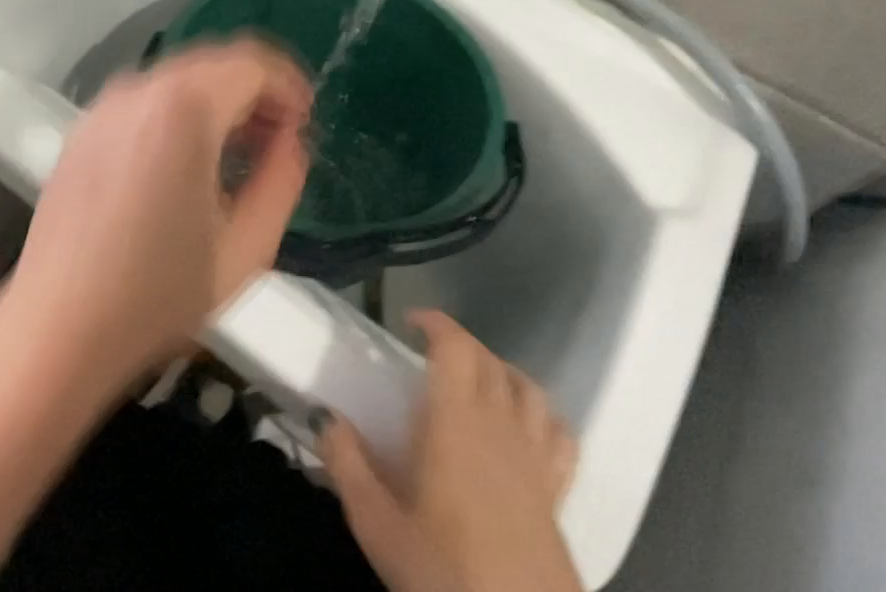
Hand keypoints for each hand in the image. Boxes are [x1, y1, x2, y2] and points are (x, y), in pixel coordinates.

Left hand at [5, 39, 312, 385]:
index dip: (288, 85)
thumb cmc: (158, 294)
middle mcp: (138, 92)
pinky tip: (183, 163)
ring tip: (235, 154)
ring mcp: (102, 109)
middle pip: (212, 63)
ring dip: (215, 102)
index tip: (303, 123)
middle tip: (277, 139)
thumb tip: (288, 142)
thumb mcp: (247, 247)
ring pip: (175, 80)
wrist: (58, 325)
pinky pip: (142, 103)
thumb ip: (282, 180)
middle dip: (254, 91)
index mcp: (184, 110)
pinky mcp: (80, 132)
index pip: (252, 63)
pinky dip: (175, 115)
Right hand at [321, 311, 580, 591]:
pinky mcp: (558, 490)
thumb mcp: (375, 522)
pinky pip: (560, 432)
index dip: (437, 323)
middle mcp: (501, 427)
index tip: (410, 320)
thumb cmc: (442, 571)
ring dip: (501, 371)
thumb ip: (346, 462)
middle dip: (461, 345)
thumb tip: (326, 415)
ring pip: (528, 389)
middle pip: (490, 362)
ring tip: (476, 380)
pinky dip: (542, 413)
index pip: (456, 348)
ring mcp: (537, 458)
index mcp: (456, 423)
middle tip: (428, 354)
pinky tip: (526, 424)